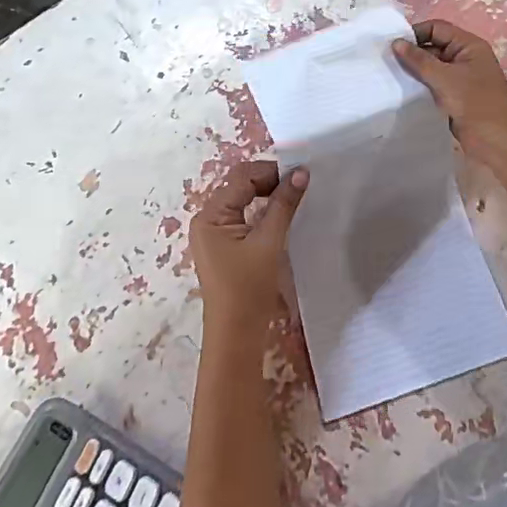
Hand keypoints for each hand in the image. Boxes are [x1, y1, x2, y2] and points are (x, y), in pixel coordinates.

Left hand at [190, 160, 306, 333]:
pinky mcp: (222, 246)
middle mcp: (206, 218)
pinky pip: (241, 217)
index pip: (241, 178)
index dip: (270, 171)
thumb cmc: (248, 289)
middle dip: (268, 181)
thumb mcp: (268, 243)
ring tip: (293, 197)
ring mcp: (212, 233)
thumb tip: (301, 172)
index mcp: (210, 214)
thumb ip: (283, 205)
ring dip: (265, 195)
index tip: (300, 173)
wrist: (236, 335)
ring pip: (241, 200)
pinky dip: (260, 212)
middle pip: (238, 186)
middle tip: (299, 185)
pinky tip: (279, 215)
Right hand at [393, 20, 506, 152]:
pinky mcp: (452, 96)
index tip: (391, 45)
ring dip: (412, 70)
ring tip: (388, 73)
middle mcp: (463, 58)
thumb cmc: (475, 102)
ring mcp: (458, 78)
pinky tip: (399, 88)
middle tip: (384, 60)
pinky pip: (430, 84)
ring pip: (429, 67)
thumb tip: (395, 42)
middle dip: (410, 52)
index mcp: (468, 46)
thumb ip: (418, 59)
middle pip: (431, 46)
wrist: (499, 142)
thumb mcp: (444, 77)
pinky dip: (417, 85)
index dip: (414, 33)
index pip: (436, 28)